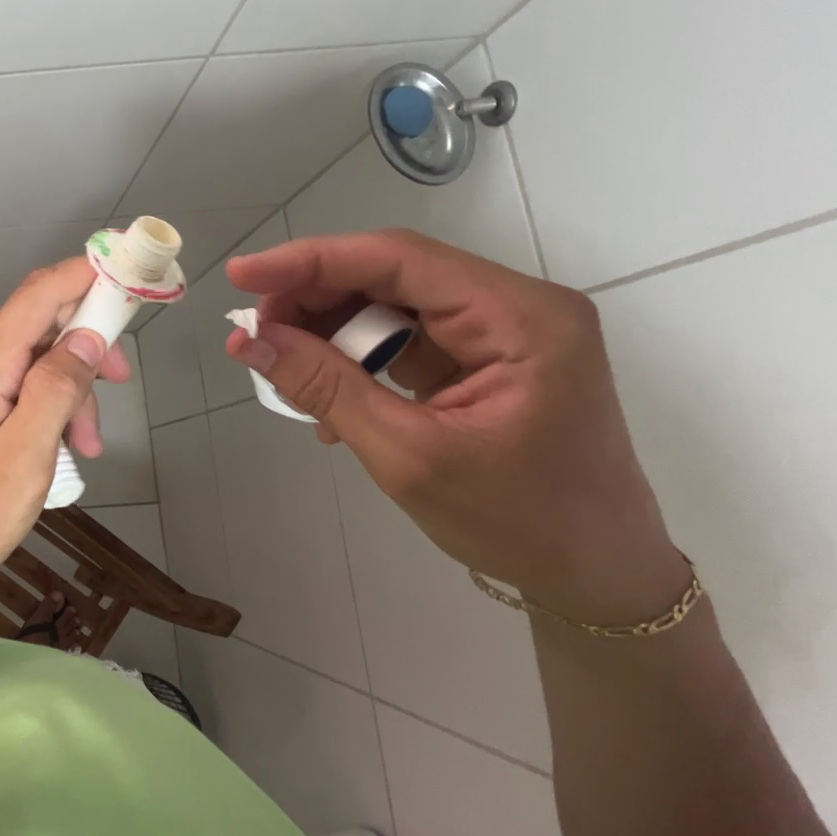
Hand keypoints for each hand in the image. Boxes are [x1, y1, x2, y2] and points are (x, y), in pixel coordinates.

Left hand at [0, 258, 129, 616]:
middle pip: (43, 319)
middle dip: (90, 341)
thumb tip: (86, 338)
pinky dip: (53, 404)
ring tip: (88, 443)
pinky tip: (65, 446)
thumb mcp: (22, 460)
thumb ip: (55, 392)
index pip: (41, 292)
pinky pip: (24, 385)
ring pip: (39, 356)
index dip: (90, 273)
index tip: (136, 274)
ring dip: (74, 386)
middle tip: (121, 380)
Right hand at [223, 229, 685, 622]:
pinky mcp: (484, 358)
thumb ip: (325, 387)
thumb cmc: (517, 521)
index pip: (397, 260)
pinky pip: (403, 338)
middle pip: (391, 275)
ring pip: (390, 304)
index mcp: (520, 318)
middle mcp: (515, 306)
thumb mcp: (407, 454)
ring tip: (283, 370)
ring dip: (329, 333)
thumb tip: (247, 341)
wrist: (596, 575)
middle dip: (314, 299)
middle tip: (254, 335)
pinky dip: (355, 360)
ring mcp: (500, 332)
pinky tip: (325, 396)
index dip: (309, 261)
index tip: (241, 276)